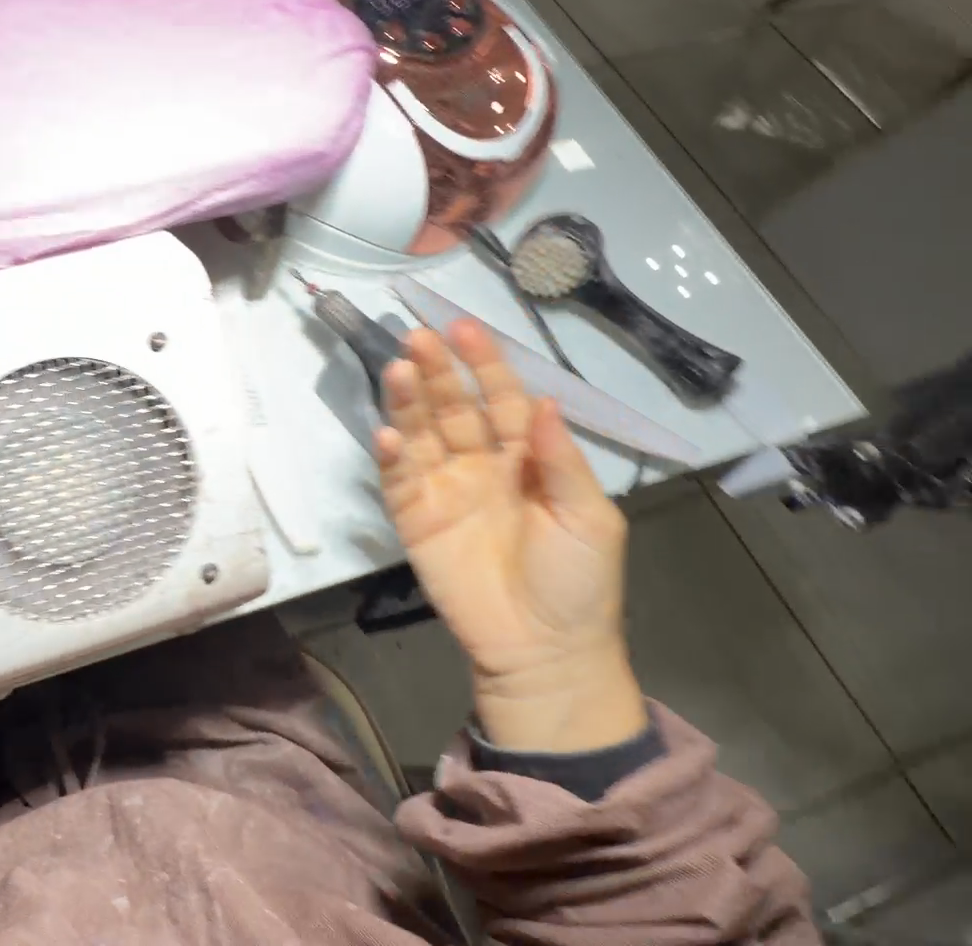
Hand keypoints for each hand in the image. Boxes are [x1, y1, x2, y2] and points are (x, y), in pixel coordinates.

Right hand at [376, 323, 645, 752]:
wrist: (541, 648)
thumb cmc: (577, 581)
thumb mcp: (590, 517)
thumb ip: (559, 460)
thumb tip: (540, 401)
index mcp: (523, 459)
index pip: (499, 400)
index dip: (484, 365)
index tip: (465, 329)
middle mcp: (477, 464)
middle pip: (452, 408)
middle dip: (437, 372)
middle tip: (419, 337)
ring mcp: (441, 489)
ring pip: (420, 433)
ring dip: (407, 402)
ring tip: (398, 368)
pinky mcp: (412, 517)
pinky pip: (398, 478)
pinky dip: (391, 454)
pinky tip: (387, 432)